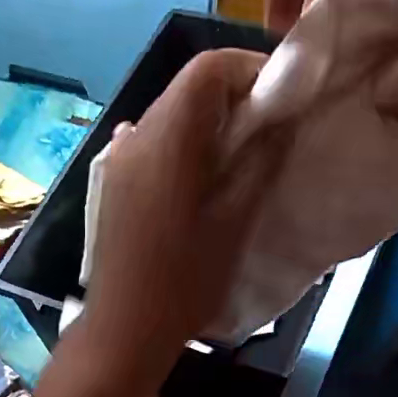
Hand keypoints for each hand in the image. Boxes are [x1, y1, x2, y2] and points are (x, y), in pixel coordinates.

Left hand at [80, 49, 283, 368]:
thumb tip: (279, 122)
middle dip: (233, 97)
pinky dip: (184, 144)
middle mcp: (137, 136)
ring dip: (208, 122)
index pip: (209, 70)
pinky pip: (153, 142)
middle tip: (270, 130)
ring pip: (170, 114)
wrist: (125, 326)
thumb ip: (258, 164)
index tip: (283, 98)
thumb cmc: (186, 282)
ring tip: (240, 157)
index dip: (250, 70)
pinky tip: (200, 178)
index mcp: (169, 141)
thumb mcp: (234, 224)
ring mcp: (120, 159)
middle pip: (188, 88)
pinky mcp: (114, 182)